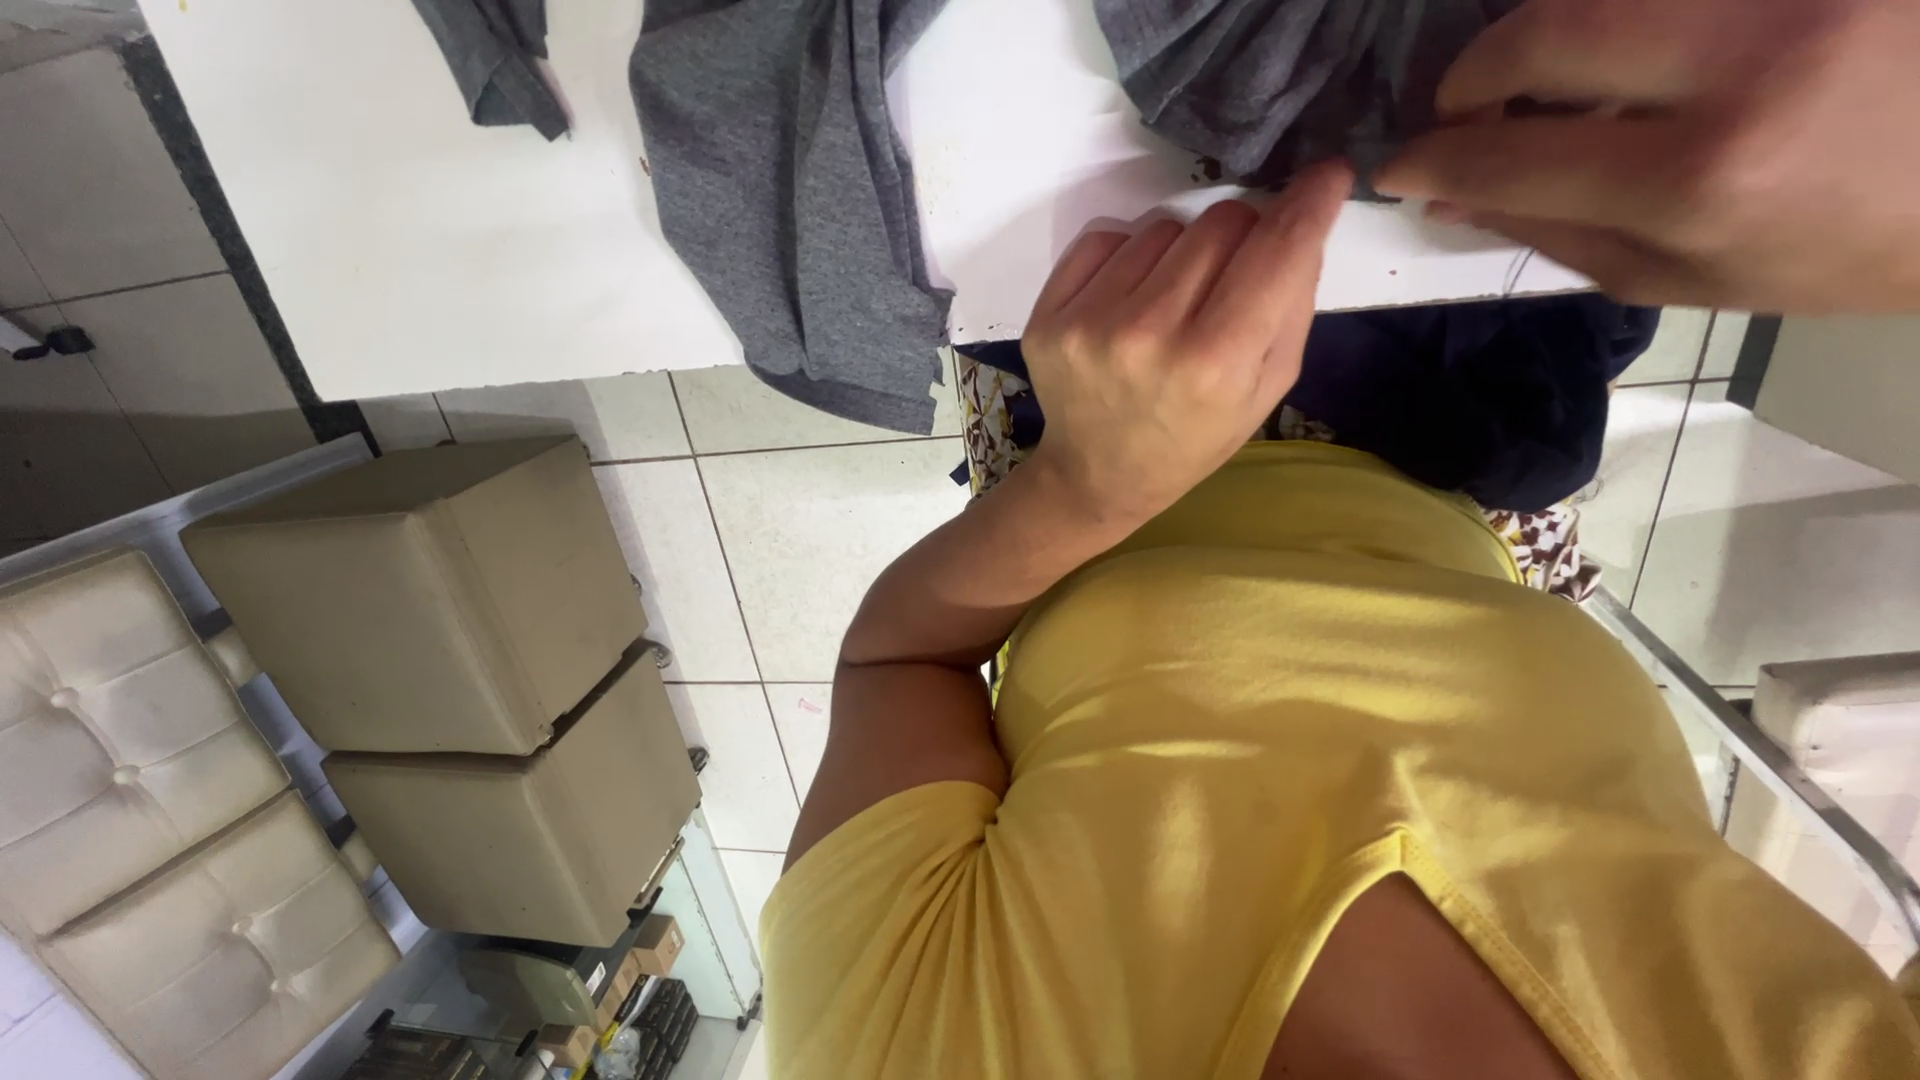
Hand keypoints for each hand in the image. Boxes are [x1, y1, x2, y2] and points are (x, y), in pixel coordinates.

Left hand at [1018, 161, 1349, 530]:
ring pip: (1162, 226)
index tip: (1325, 177)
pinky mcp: (1048, 317)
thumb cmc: (1194, 437)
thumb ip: (1292, 304)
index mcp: (1215, 363)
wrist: (1101, 475)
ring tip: (1171, 304)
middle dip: (1241, 237)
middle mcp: (1149, 335)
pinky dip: (1126, 256)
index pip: (1275, 249)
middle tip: (1231, 277)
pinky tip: (1129, 301)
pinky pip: (1105, 238)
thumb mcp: (1266, 389)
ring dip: (1179, 251)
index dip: (1309, 203)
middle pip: (1220, 222)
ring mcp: (1089, 324)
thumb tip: (1304, 216)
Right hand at [1375, 0, 1919, 312]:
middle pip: (1552, 26)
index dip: (1431, 158)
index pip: (1510, 153)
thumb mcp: (1671, 275)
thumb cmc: (1835, 252)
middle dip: (1478, 70)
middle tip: (1467, 106)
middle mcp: (1754, 59)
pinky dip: (1623, 19)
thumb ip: (1550, 231)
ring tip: (1549, 80)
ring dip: (1550, 32)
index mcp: (1700, 175)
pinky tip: (1627, 55)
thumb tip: (1454, 195)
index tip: (1397, 166)